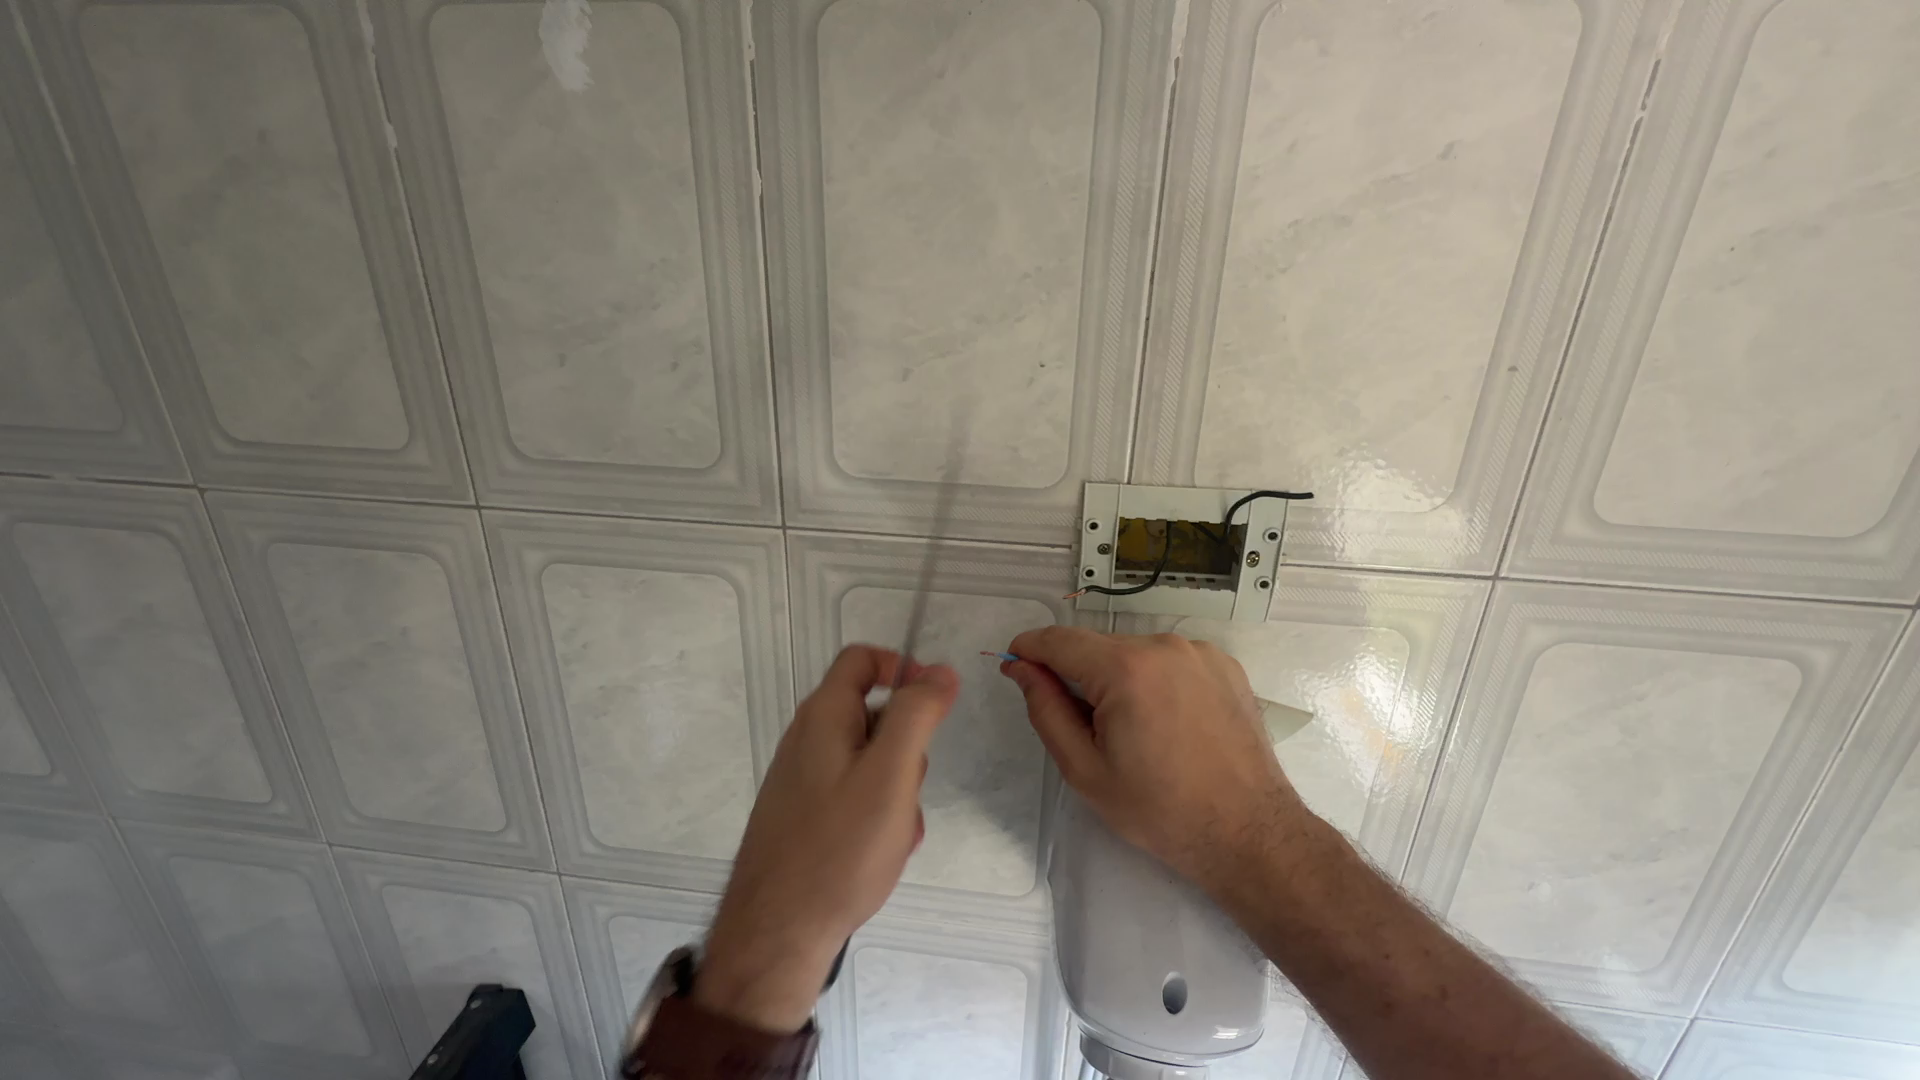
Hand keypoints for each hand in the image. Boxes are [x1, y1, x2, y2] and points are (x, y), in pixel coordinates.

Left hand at [696, 646, 958, 1032]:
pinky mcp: (805, 814)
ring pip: (870, 761)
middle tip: (906, 792)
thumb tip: (940, 671)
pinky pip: (854, 796)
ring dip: (895, 790)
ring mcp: (803, 778)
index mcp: (823, 715)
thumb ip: (917, 714)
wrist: (778, 933)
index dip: (903, 668)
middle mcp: (807, 738)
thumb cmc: (839, 848)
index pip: (863, 659)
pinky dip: (876, 816)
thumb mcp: (891, 774)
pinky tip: (877, 854)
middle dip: (905, 749)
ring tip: (893, 834)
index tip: (934, 706)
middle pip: (874, 715)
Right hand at [1001, 626, 1307, 893]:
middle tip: (1082, 728)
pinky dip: (1154, 681)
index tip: (1014, 668)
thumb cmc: (1159, 810)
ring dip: (1117, 678)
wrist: (1248, 833)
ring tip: (1133, 732)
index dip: (1029, 650)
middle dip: (1077, 675)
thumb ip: (1045, 709)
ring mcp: (1200, 652)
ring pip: (1134, 652)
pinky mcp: (1225, 665)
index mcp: (1126, 669)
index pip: (1059, 640)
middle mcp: (1164, 646)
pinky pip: (1169, 661)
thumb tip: (1022, 667)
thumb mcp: (1084, 768)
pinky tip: (1167, 724)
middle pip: (1097, 646)